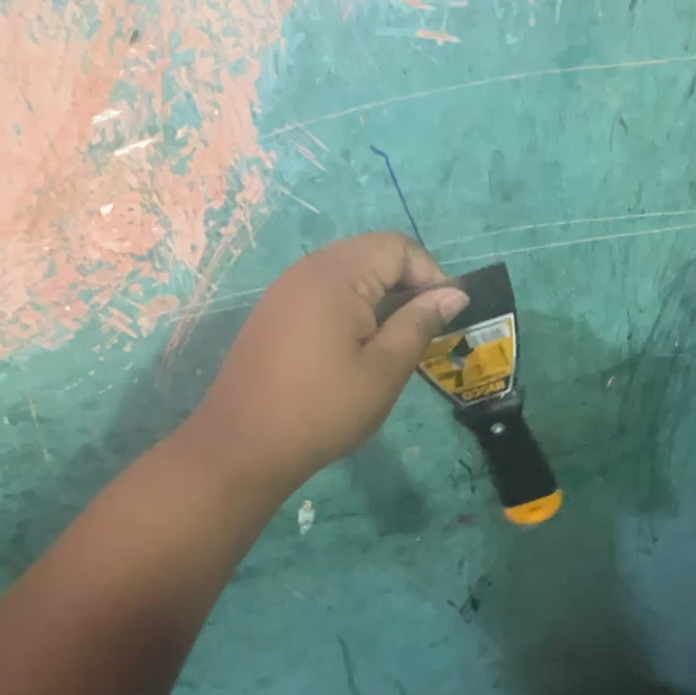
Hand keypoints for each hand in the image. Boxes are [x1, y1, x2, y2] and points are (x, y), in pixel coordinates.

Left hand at [184, 233, 469, 488]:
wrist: (241, 447)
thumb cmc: (322, 409)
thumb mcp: (385, 369)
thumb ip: (420, 323)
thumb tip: (455, 294)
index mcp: (336, 275)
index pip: (398, 247)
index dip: (430, 275)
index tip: (442, 318)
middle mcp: (309, 269)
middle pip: (373, 253)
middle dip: (406, 285)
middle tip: (421, 332)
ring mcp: (287, 289)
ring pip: (350, 272)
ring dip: (380, 298)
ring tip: (392, 343)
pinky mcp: (275, 311)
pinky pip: (325, 291)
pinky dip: (352, 307)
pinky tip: (355, 349)